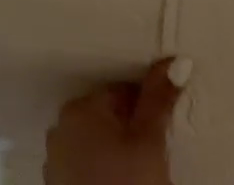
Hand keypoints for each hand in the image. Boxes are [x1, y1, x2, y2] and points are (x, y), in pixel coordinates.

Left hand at [43, 58, 189, 184]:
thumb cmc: (127, 181)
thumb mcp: (149, 140)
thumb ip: (159, 98)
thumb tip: (177, 61)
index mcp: (80, 107)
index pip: (122, 91)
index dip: (147, 105)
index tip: (163, 124)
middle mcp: (61, 125)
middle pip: (106, 114)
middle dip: (129, 126)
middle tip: (153, 147)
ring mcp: (56, 156)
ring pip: (93, 139)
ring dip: (114, 146)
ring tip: (138, 167)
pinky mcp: (58, 181)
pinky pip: (84, 162)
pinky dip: (101, 166)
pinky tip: (118, 179)